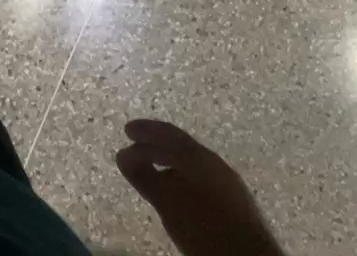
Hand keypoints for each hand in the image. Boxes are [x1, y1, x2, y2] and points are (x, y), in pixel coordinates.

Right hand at [115, 119, 285, 255]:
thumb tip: (122, 155)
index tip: (127, 131)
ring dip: (168, 165)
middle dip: (154, 148)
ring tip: (150, 174)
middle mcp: (215, 164)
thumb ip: (144, 176)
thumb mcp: (167, 201)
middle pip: (180, 148)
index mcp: (199, 157)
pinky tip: (176, 195)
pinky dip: (182, 179)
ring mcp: (228, 185)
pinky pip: (201, 180)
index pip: (168, 133)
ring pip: (191, 166)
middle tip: (133, 151)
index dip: (146, 130)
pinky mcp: (234, 205)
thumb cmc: (204, 225)